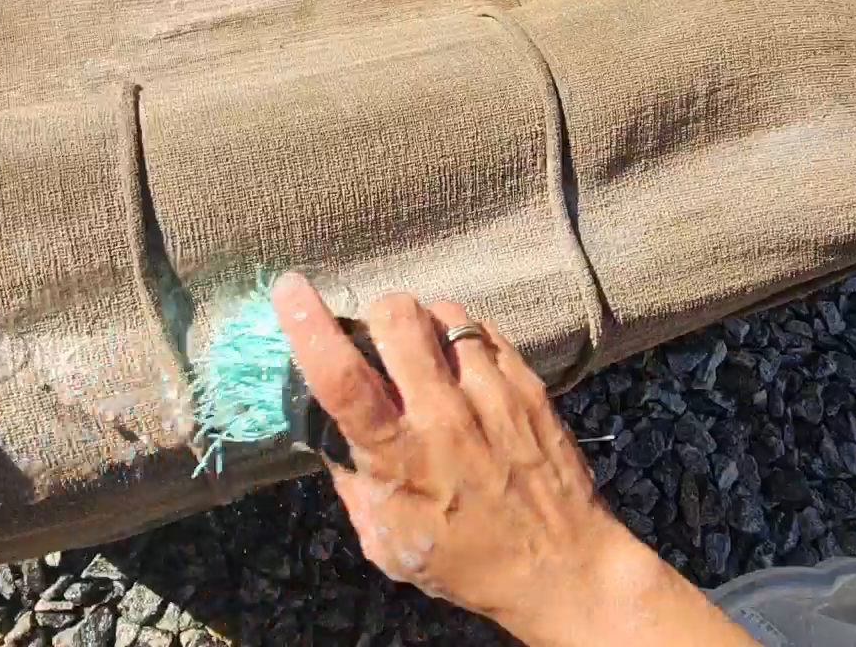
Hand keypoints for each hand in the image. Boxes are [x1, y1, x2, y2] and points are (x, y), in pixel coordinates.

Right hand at [271, 274, 616, 616]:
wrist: (565, 568)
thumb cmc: (467, 562)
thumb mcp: (387, 542)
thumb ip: (352, 479)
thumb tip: (327, 427)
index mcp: (399, 458)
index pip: (342, 378)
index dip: (309, 325)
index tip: (289, 287)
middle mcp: (444, 416)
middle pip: (399, 319)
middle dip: (378, 312)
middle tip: (380, 337)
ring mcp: (492, 394)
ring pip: (445, 313)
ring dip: (425, 324)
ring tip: (430, 356)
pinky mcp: (528, 383)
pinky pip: (483, 328)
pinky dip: (464, 337)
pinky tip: (466, 368)